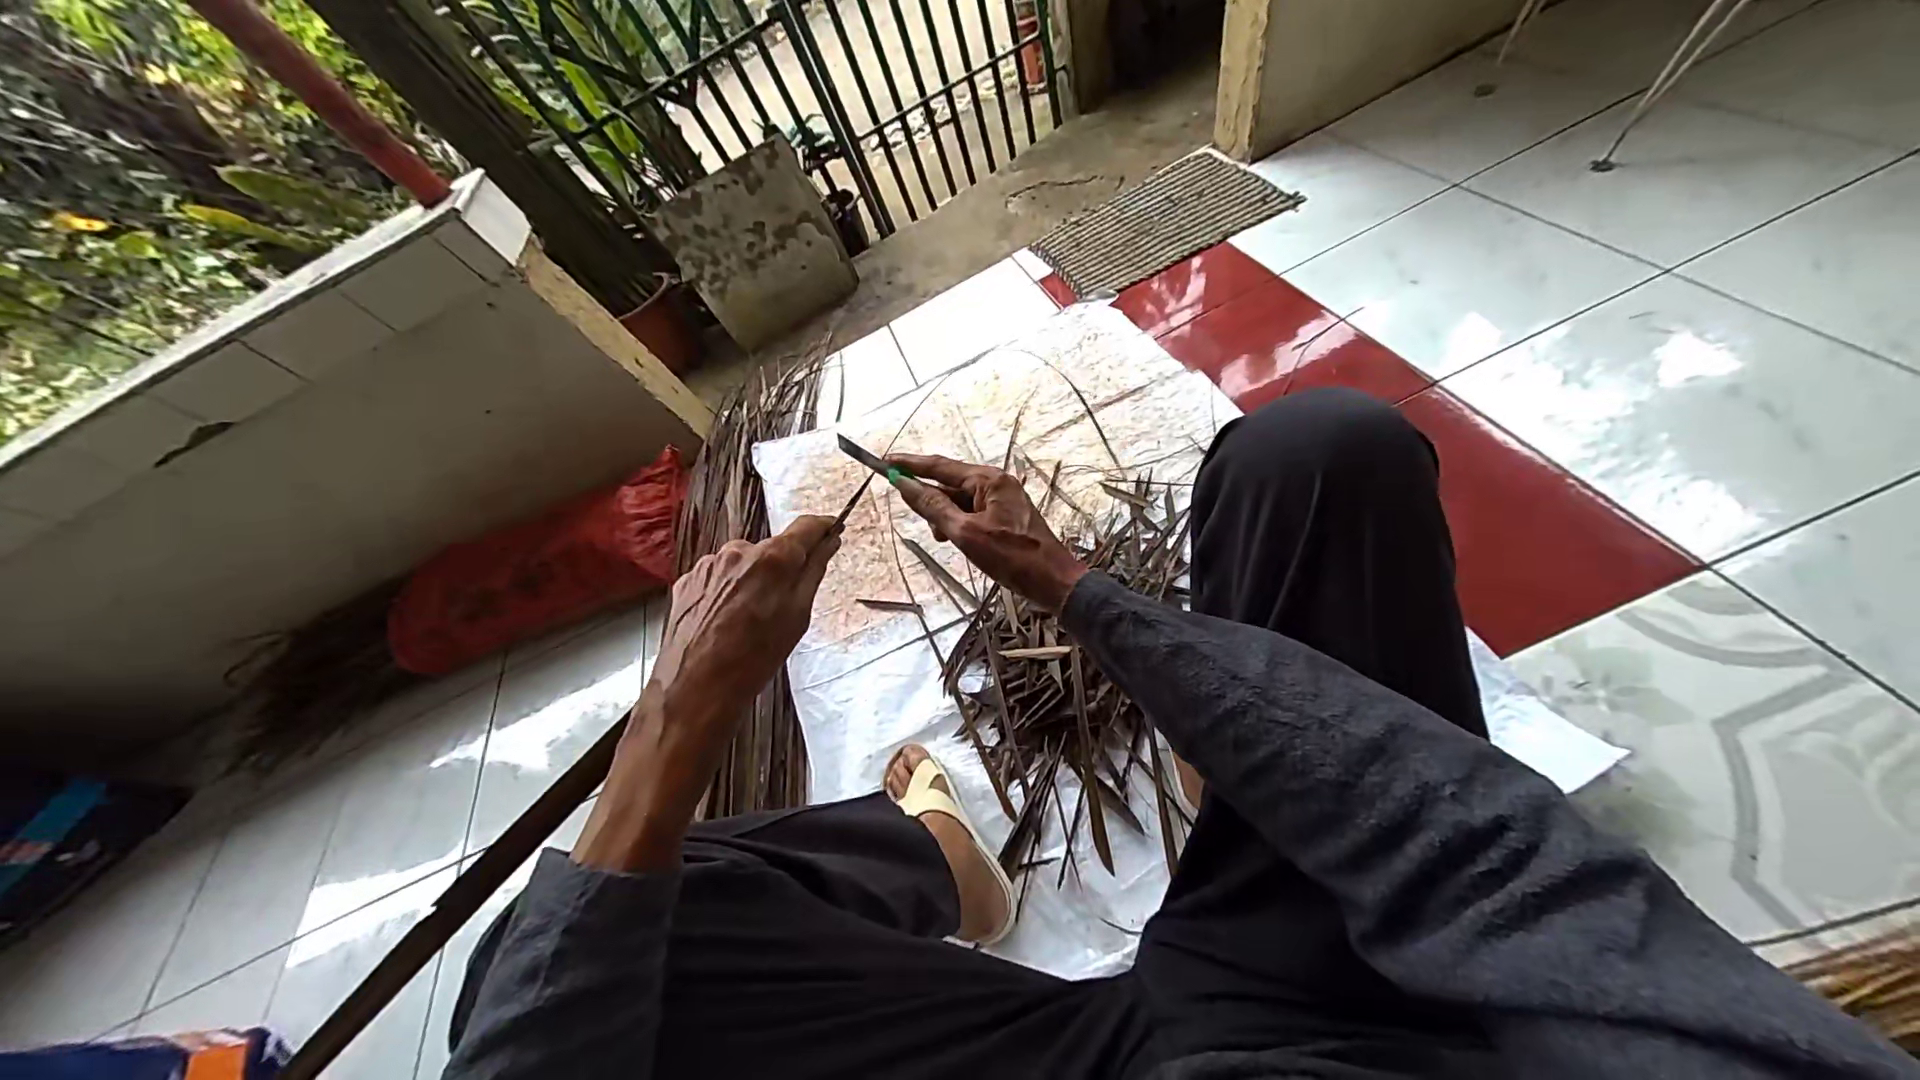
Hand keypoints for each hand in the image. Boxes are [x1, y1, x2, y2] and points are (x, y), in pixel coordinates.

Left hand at [575, 515, 839, 870]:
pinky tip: (729, 622)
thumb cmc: (753, 659)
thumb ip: (814, 571)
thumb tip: (828, 542)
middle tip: (789, 603)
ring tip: (754, 621)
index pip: (806, 526)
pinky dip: (731, 591)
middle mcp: (738, 551)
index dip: (823, 527)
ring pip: (745, 563)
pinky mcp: (688, 581)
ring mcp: (709, 565)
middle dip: (786, 566)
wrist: (694, 689)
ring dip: (755, 580)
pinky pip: (721, 578)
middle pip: (774, 548)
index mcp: (772, 557)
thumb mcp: (798, 616)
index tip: (833, 530)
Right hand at [887, 453, 1087, 612]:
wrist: (1054, 581)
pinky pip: (972, 513)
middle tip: (920, 520)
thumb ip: (933, 507)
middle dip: (930, 500)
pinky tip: (958, 542)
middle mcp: (996, 483)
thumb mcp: (966, 534)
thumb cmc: (1014, 558)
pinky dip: (959, 525)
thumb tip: (904, 486)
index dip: (910, 464)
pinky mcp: (1005, 516)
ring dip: (945, 517)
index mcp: (989, 480)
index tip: (885, 461)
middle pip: (949, 483)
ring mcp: (1002, 499)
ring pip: (960, 501)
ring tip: (944, 539)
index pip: (940, 466)